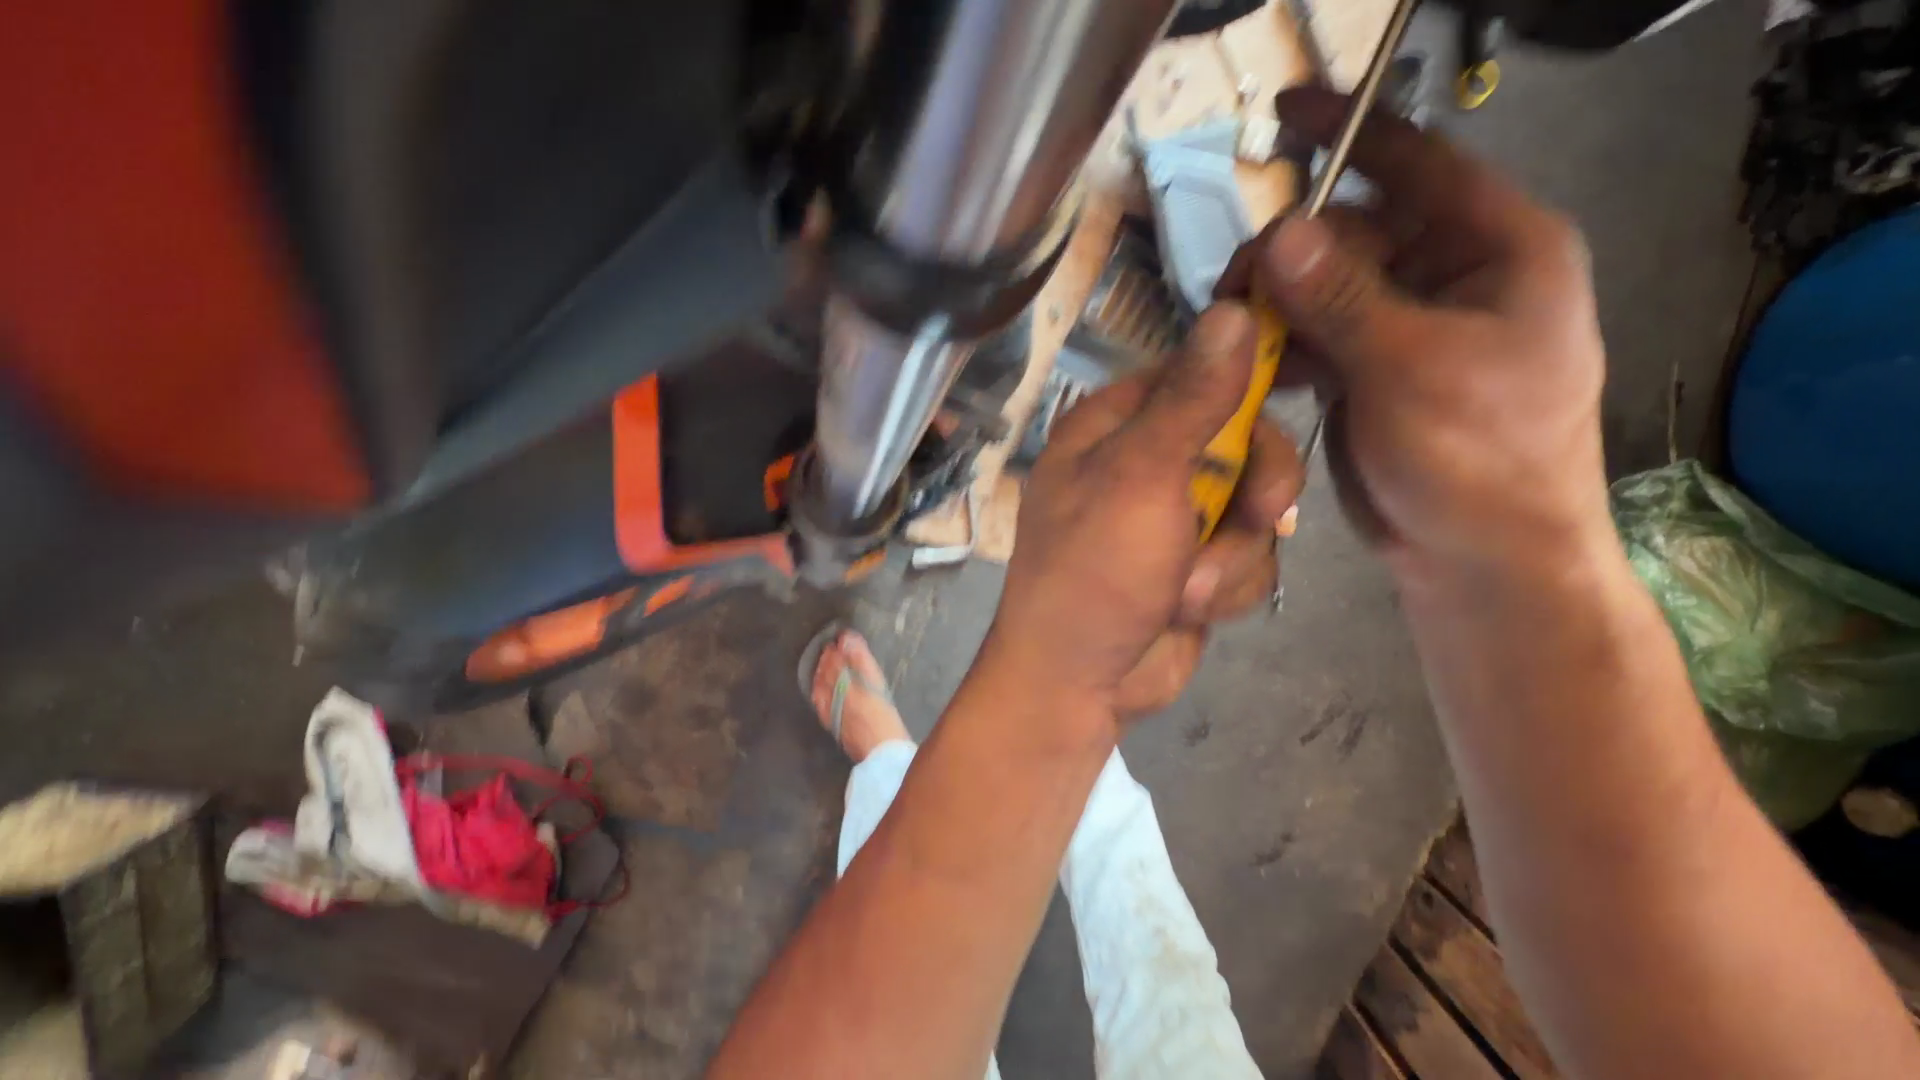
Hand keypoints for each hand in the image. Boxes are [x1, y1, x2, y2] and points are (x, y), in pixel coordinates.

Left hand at [981, 304, 1302, 720]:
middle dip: (1253, 489)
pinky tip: (1189, 611)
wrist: (1077, 683)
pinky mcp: (1196, 567)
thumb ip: (1193, 400)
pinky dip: (1227, 589)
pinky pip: (1247, 559)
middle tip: (1258, 515)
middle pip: (1243, 442)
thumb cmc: (1094, 571)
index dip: (1247, 385)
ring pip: (1253, 509)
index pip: (1199, 372)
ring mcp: (1173, 519)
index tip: (1292, 395)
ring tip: (1187, 591)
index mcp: (1115, 425)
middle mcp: (1145, 463)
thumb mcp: (1142, 476)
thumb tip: (1234, 310)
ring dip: (1230, 558)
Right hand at [1219, 86, 1611, 587]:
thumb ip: (1340, 296)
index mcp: (1499, 250)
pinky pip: (1319, 336)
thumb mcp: (1410, 367)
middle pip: (1355, 231)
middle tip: (1237, 289)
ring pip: (1327, 286)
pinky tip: (1258, 364)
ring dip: (1279, 302)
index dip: (1353, 132)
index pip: (1420, 163)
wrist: (1483, 559)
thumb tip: (1276, 232)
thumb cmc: (1477, 456)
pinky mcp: (1375, 373)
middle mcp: (1455, 276)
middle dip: (1292, 252)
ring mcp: (1410, 328)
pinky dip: (1286, 344)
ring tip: (1237, 330)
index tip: (1286, 109)